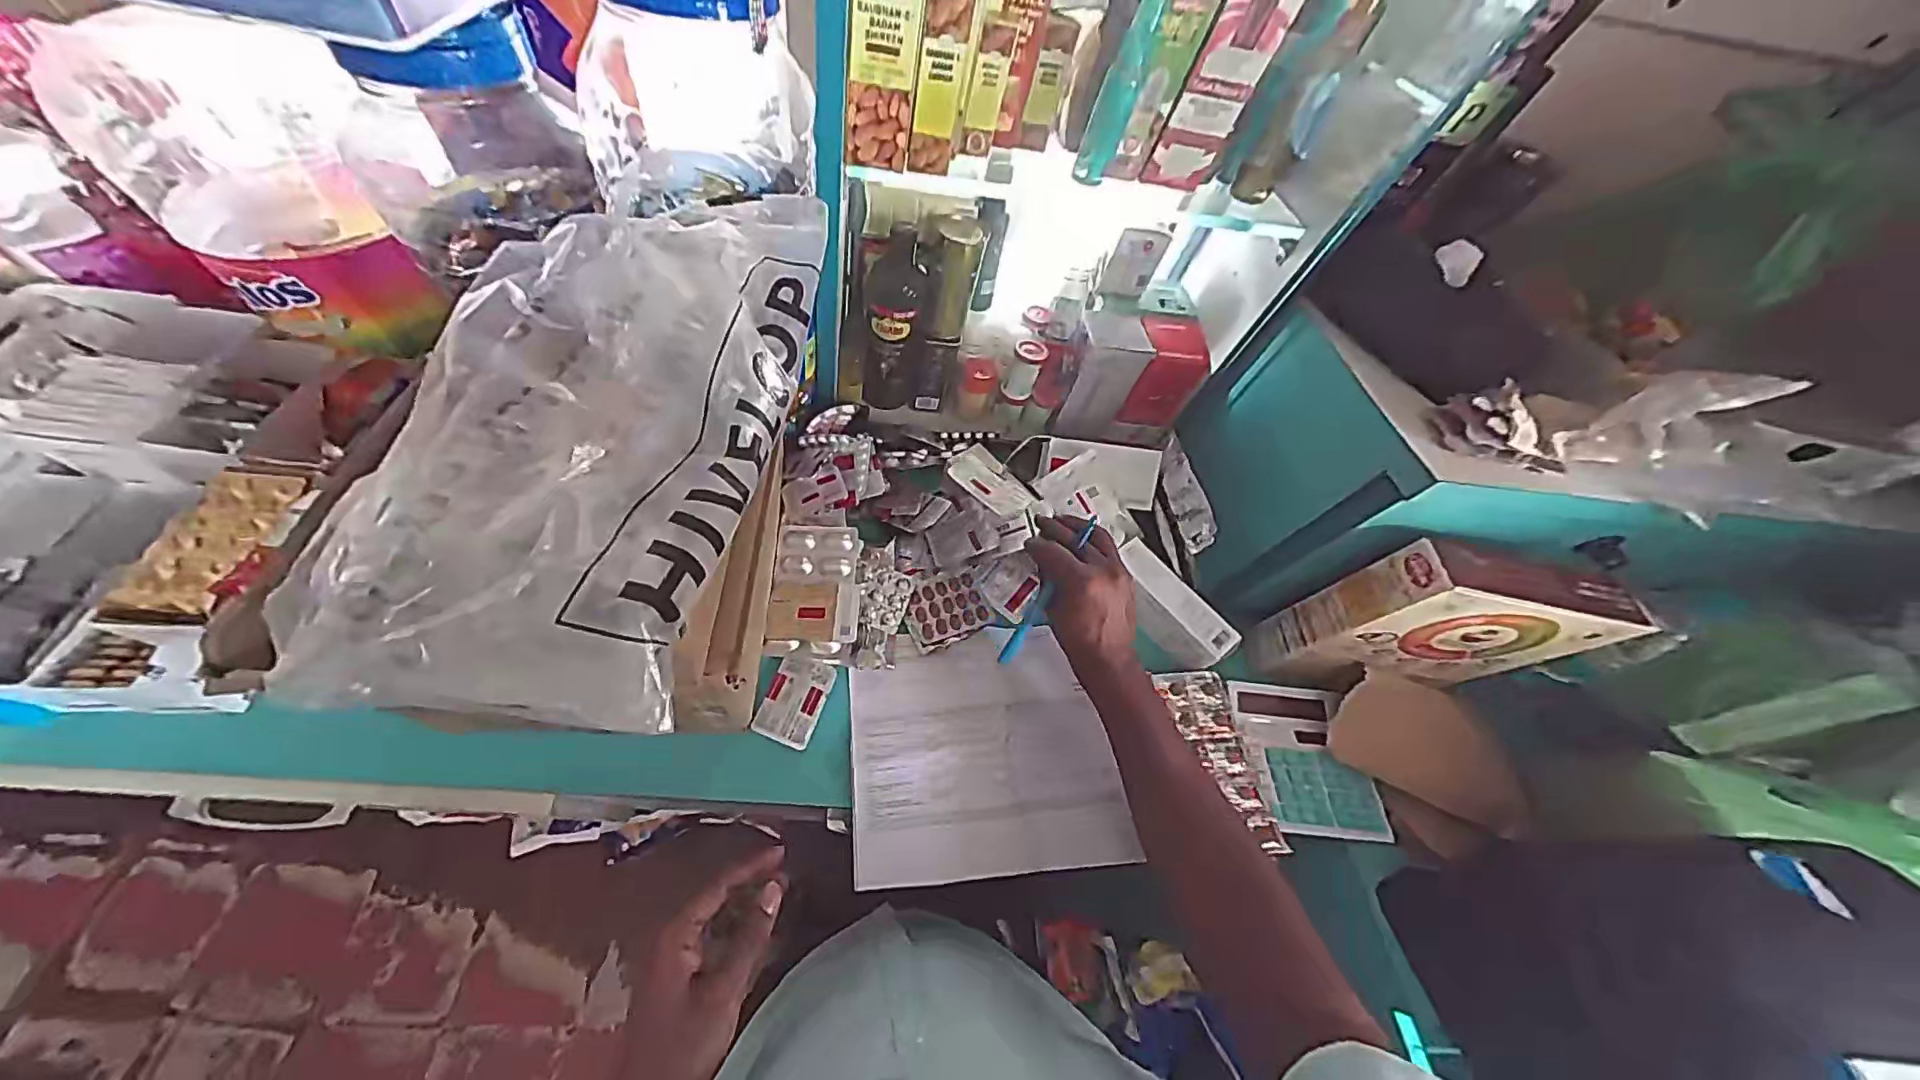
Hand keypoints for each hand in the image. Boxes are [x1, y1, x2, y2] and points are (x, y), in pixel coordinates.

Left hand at [621, 842, 784, 1079]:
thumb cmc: (684, 1044)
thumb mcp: (723, 990)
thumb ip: (750, 937)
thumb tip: (774, 889)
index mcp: (676, 934)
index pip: (718, 885)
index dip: (750, 866)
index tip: (779, 852)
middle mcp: (671, 939)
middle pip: (715, 897)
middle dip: (750, 881)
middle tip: (783, 869)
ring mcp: (674, 960)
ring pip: (716, 918)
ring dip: (746, 904)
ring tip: (777, 892)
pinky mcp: (681, 979)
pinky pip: (714, 938)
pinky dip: (739, 929)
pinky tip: (759, 931)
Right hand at [1026, 516, 1135, 675]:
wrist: (1107, 657)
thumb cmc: (1079, 641)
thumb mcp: (1052, 607)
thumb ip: (1048, 579)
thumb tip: (1043, 561)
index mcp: (1082, 581)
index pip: (1053, 551)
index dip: (1037, 545)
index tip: (1030, 543)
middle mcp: (1103, 571)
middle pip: (1074, 538)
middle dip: (1054, 529)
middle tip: (1042, 525)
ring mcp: (1117, 571)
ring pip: (1096, 536)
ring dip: (1077, 526)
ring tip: (1063, 522)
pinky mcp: (1124, 575)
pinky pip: (1108, 547)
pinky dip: (1093, 539)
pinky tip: (1082, 538)